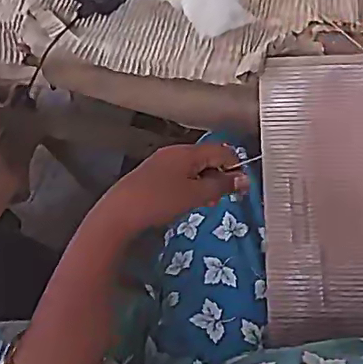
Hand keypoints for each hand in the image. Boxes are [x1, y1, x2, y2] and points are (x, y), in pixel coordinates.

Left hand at [86, 142, 249, 238]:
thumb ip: (221, 185)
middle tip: (219, 198)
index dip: (235, 166)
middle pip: (206, 158)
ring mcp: (160, 163)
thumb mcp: (196, 195)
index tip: (239, 187)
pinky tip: (183, 203)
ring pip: (192, 168)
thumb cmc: (159, 201)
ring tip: (202, 203)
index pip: (221, 150)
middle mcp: (173, 152)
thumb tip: (243, 178)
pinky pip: (178, 176)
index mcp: (186, 152)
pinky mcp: (150, 176)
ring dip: (203, 183)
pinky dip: (188, 187)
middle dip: (218, 176)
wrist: (119, 213)